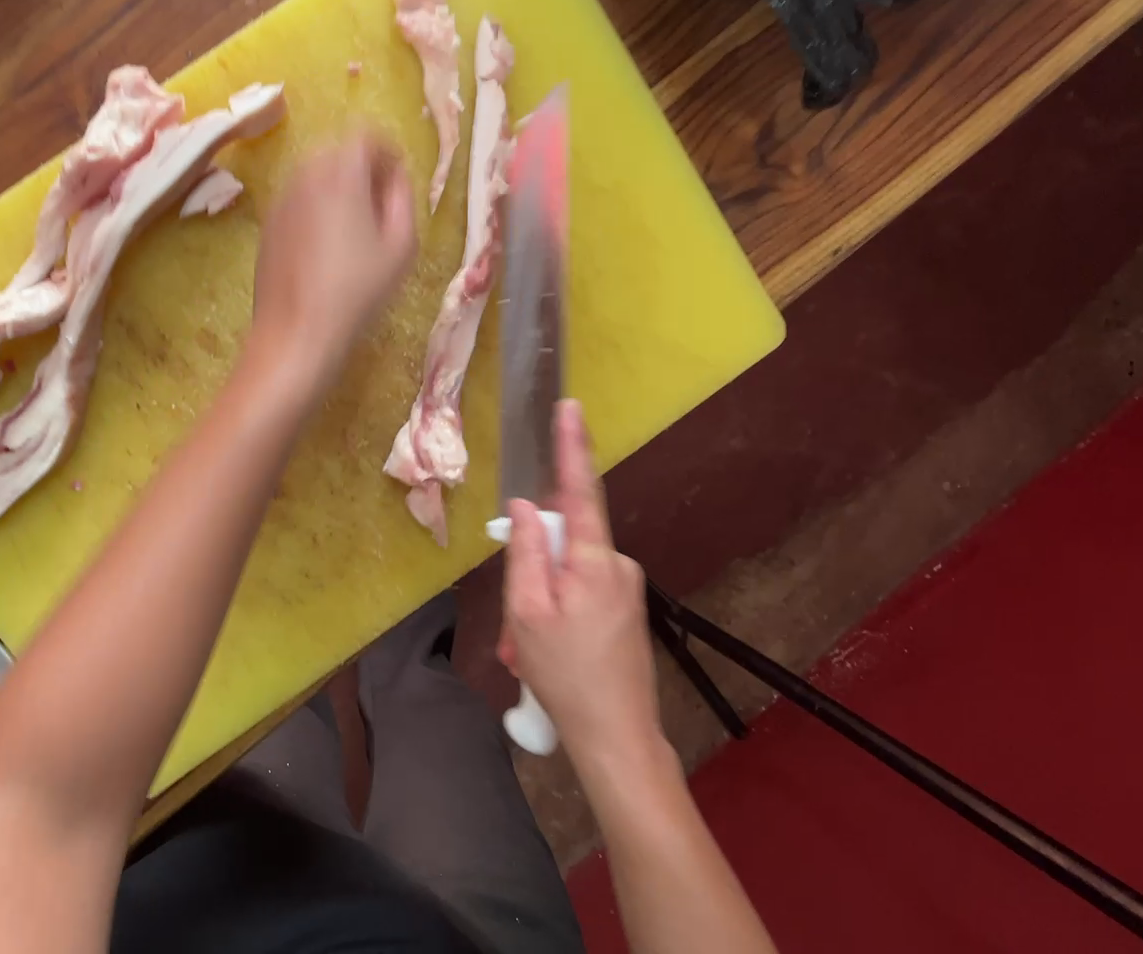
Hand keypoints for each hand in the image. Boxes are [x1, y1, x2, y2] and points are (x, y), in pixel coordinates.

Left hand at [249, 133, 415, 386]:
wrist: (297, 334)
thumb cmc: (358, 292)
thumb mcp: (402, 246)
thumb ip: (403, 198)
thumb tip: (396, 178)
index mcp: (341, 173)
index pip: (365, 135)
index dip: (388, 152)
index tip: (398, 180)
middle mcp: (304, 176)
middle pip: (336, 150)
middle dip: (361, 168)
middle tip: (380, 204)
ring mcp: (280, 200)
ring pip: (313, 175)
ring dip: (337, 187)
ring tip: (356, 229)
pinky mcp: (267, 226)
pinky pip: (297, 201)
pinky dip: (315, 208)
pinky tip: (327, 249)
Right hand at [500, 400, 662, 762]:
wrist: (616, 735)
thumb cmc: (565, 674)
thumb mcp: (527, 612)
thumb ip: (524, 552)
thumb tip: (524, 507)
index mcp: (593, 560)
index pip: (579, 490)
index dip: (571, 447)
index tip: (570, 407)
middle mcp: (617, 564)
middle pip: (563, 537)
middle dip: (531, 567)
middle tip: (516, 624)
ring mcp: (626, 587)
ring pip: (567, 570)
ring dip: (540, 598)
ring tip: (528, 649)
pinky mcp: (626, 607)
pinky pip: (581, 590)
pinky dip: (556, 610)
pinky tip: (547, 649)